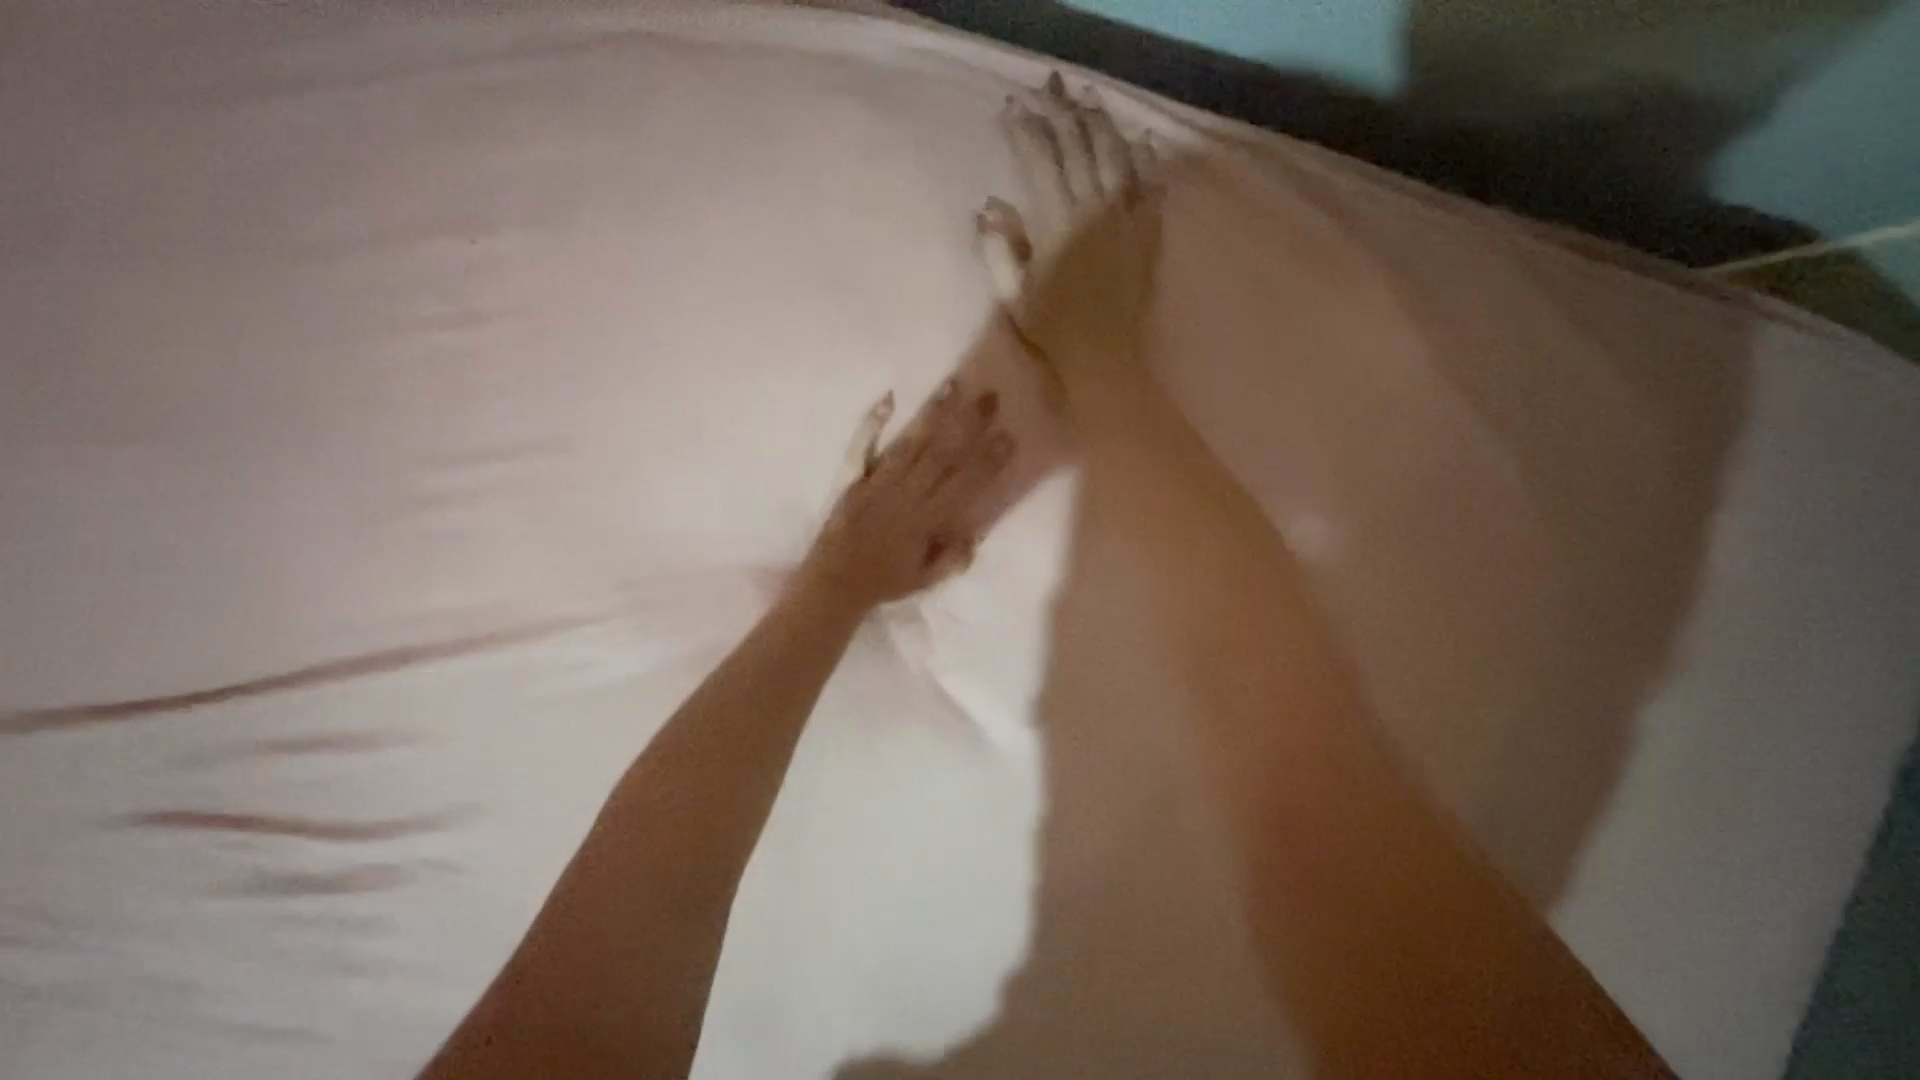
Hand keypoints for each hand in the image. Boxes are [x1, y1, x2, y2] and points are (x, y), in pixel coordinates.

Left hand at [797, 380, 1014, 613]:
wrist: (835, 581)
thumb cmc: (884, 582)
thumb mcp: (925, 580)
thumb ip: (952, 558)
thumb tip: (975, 533)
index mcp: (927, 521)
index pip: (965, 484)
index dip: (988, 461)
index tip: (1008, 436)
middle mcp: (907, 495)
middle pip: (943, 453)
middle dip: (968, 423)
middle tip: (989, 397)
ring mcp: (881, 483)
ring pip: (912, 443)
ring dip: (934, 413)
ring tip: (952, 386)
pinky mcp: (858, 479)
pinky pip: (866, 446)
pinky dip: (875, 423)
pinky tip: (888, 399)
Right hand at [981, 72, 1164, 398]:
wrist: (1105, 362)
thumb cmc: (1052, 334)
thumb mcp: (1013, 297)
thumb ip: (999, 250)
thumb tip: (989, 206)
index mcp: (1055, 224)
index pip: (1038, 161)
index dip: (1025, 130)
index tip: (1012, 107)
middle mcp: (1093, 211)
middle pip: (1077, 148)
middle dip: (1062, 113)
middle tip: (1050, 89)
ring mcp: (1126, 220)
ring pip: (1116, 157)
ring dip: (1101, 125)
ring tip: (1089, 101)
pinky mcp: (1148, 235)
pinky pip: (1152, 187)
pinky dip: (1147, 161)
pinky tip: (1141, 142)